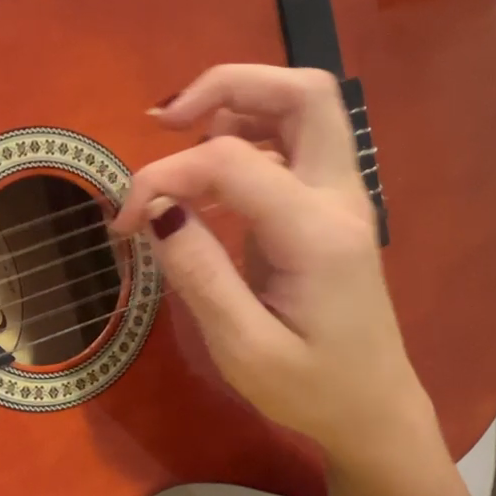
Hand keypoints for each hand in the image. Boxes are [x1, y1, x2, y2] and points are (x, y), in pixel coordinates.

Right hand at [112, 64, 433, 457]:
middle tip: (162, 120)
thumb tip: (157, 212)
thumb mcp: (242, 347)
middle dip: (226, 86)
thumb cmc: (308, 388)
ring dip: (236, 104)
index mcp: (316, 234)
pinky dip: (240, 135)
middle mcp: (338, 198)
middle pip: (304, 92)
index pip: (231, 162)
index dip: (162, 177)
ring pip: (302, 106)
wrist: (372, 410)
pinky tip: (201, 175)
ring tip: (174, 138)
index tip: (123, 222)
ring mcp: (338, 198)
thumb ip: (200, 274)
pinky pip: (289, 142)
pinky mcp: (324, 208)